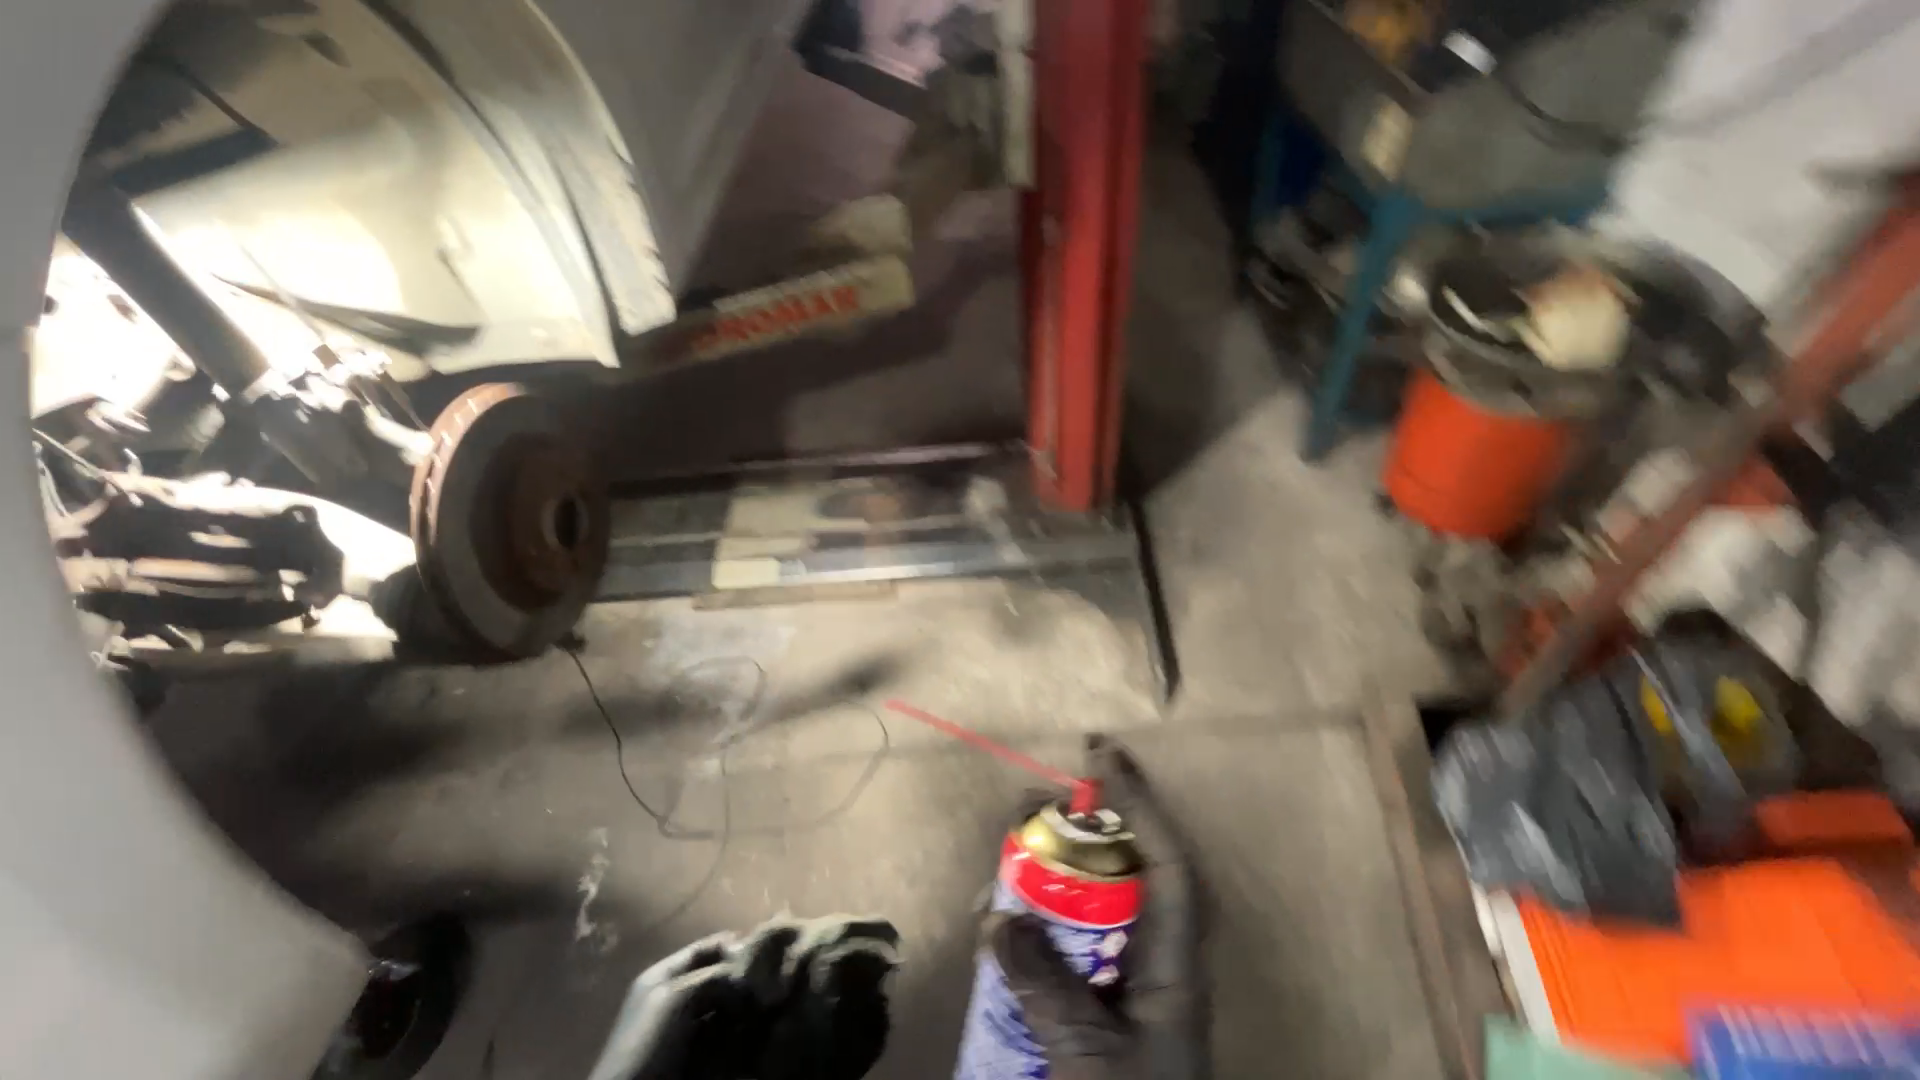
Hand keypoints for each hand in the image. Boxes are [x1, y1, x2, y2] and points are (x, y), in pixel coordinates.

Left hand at [584, 915, 899, 1079]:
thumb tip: (748, 973)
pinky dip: (742, 1033)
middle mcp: (676, 996)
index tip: (769, 949)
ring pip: (725, 1007)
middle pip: (718, 976)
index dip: (736, 945)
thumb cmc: (648, 1042)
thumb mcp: (677, 998)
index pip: (707, 948)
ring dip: (746, 1006)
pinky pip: (725, 1037)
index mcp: (664, 974)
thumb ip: (713, 977)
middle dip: (744, 977)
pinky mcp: (698, 1057)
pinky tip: (762, 1031)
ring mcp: (686, 1029)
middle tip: (775, 979)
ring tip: (773, 1005)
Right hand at [985, 737, 1204, 1079]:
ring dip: (1062, 866)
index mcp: (1175, 966)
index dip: (1141, 805)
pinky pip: (1079, 937)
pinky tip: (1009, 913)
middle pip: (1133, 870)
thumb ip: (1045, 987)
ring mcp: (1135, 978)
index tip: (1104, 755)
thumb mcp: (1087, 1052)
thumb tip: (1000, 917)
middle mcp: (1160, 959)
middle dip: (1090, 824)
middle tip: (1040, 798)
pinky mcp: (1108, 998)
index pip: (1170, 864)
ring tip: (1017, 842)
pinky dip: (1046, 914)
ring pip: (1104, 900)